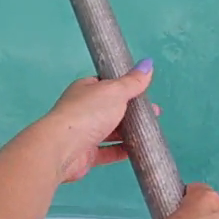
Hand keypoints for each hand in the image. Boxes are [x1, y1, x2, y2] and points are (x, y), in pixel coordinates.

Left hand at [29, 62, 156, 183]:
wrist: (63, 147)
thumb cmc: (88, 112)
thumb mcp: (115, 91)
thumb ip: (132, 81)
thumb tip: (148, 63)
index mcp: (84, 90)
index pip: (106, 85)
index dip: (125, 87)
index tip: (145, 93)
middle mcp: (82, 110)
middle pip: (110, 109)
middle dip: (132, 111)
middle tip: (155, 115)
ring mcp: (82, 133)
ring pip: (109, 131)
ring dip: (129, 132)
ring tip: (151, 132)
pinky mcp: (85, 154)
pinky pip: (107, 151)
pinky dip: (121, 151)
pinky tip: (138, 151)